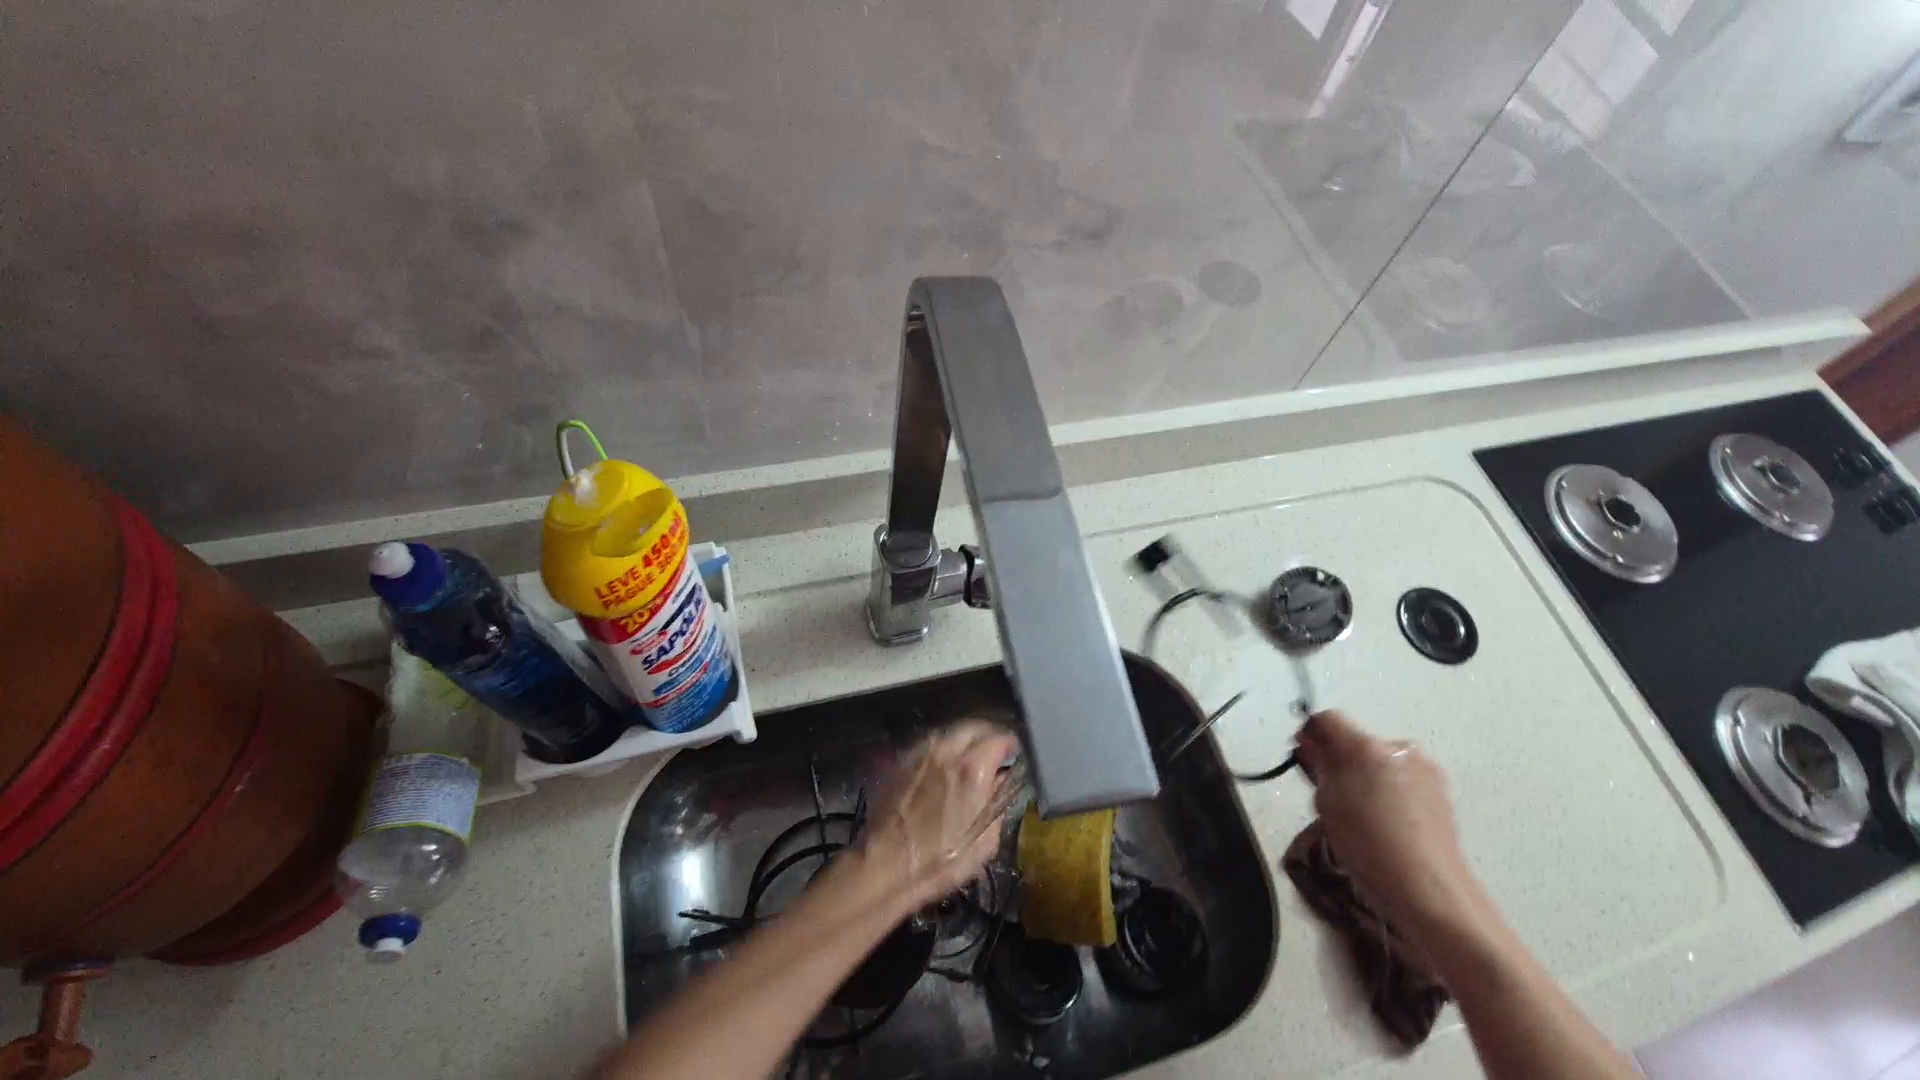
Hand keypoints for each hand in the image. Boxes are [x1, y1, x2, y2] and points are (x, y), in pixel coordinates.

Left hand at [857, 721, 1019, 910]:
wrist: (884, 867)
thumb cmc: (940, 862)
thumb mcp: (984, 842)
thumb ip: (997, 804)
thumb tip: (1000, 783)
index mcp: (973, 770)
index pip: (999, 739)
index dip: (1011, 745)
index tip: (1015, 753)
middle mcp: (946, 752)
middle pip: (973, 727)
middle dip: (987, 735)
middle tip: (994, 751)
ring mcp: (920, 755)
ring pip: (948, 733)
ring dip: (962, 740)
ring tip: (968, 756)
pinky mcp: (900, 763)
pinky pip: (926, 746)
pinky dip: (940, 750)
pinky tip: (941, 767)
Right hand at [1295, 710, 1492, 946]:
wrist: (1427, 887)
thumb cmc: (1366, 845)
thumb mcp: (1327, 805)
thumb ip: (1318, 768)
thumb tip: (1312, 748)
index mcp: (1365, 747)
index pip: (1327, 719)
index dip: (1310, 732)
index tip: (1303, 756)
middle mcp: (1397, 747)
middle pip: (1357, 740)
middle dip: (1340, 758)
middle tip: (1330, 792)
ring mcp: (1424, 767)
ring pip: (1380, 760)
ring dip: (1365, 774)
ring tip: (1361, 812)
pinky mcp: (1441, 790)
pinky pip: (1401, 777)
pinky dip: (1387, 789)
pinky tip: (1386, 821)